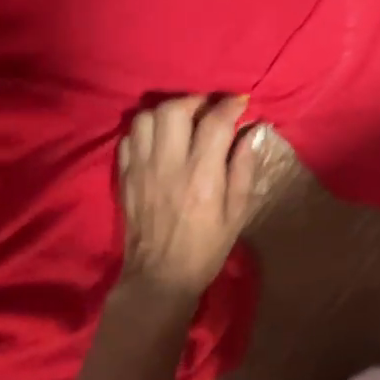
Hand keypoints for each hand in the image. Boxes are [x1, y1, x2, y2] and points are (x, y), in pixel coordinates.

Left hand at [117, 95, 262, 298]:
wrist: (160, 277)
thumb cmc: (206, 248)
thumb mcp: (237, 213)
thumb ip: (243, 168)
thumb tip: (254, 131)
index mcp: (202, 176)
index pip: (214, 122)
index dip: (230, 105)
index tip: (240, 102)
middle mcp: (169, 165)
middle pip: (174, 109)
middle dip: (195, 101)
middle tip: (208, 111)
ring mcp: (141, 169)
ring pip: (147, 117)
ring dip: (167, 113)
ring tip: (182, 123)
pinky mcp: (125, 176)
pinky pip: (129, 137)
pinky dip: (145, 130)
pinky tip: (160, 141)